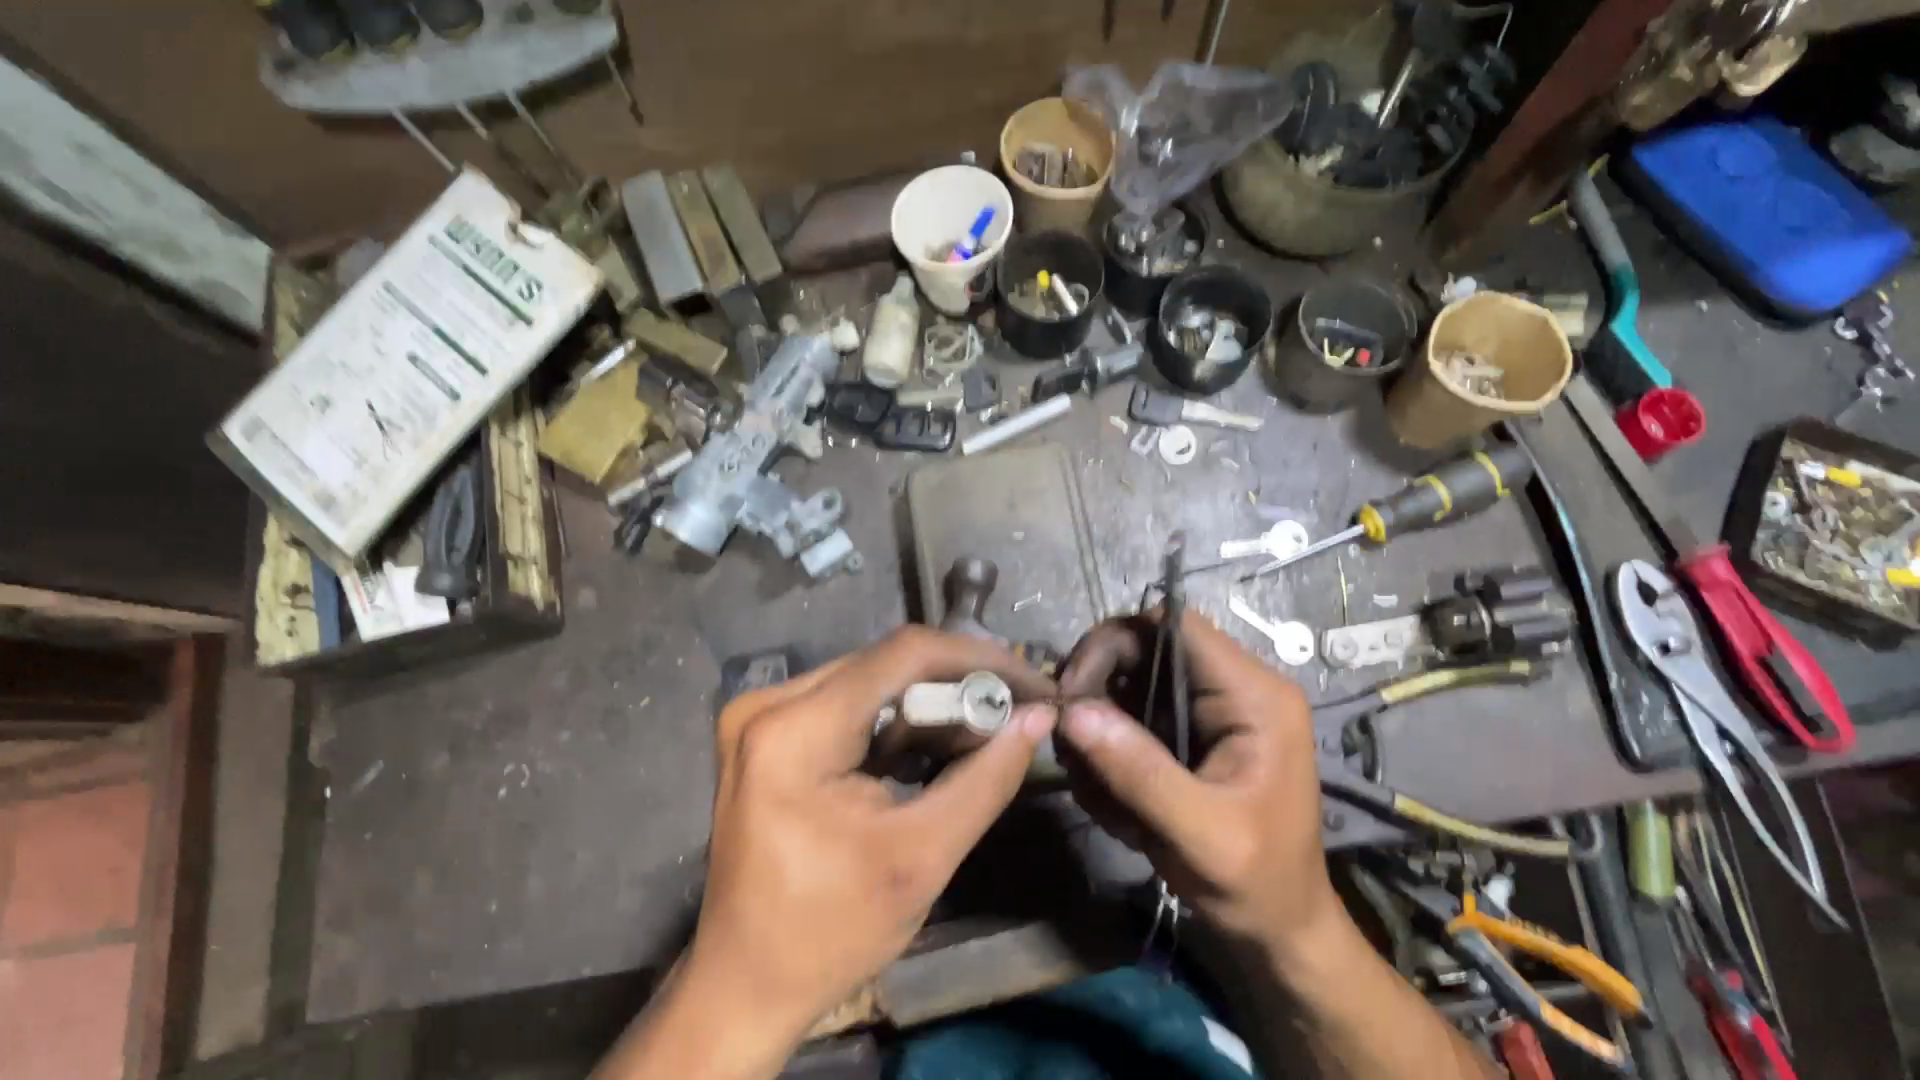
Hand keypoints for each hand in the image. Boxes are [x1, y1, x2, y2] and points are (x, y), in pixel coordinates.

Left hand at [681, 628, 1057, 1051]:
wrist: (747, 982)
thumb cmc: (830, 931)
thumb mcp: (922, 856)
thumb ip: (986, 779)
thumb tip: (1039, 717)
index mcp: (794, 729)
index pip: (903, 655)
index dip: (979, 660)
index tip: (1033, 683)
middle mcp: (770, 704)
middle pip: (887, 665)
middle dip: (960, 686)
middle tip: (1019, 714)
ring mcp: (764, 717)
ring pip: (873, 682)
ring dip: (933, 706)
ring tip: (987, 736)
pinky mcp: (771, 735)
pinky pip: (850, 707)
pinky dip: (899, 725)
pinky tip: (939, 752)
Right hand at [1056, 612, 1339, 957]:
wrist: (1279, 929)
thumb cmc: (1257, 883)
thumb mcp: (1200, 835)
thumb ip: (1140, 772)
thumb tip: (1074, 713)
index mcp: (1253, 696)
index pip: (1173, 625)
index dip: (1113, 644)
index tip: (1072, 696)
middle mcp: (1230, 689)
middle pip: (1140, 650)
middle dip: (1096, 694)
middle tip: (1069, 749)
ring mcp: (1206, 711)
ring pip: (1125, 686)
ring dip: (1097, 734)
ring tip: (1098, 793)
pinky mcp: (1186, 735)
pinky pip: (1127, 720)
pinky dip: (1106, 756)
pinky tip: (1114, 806)